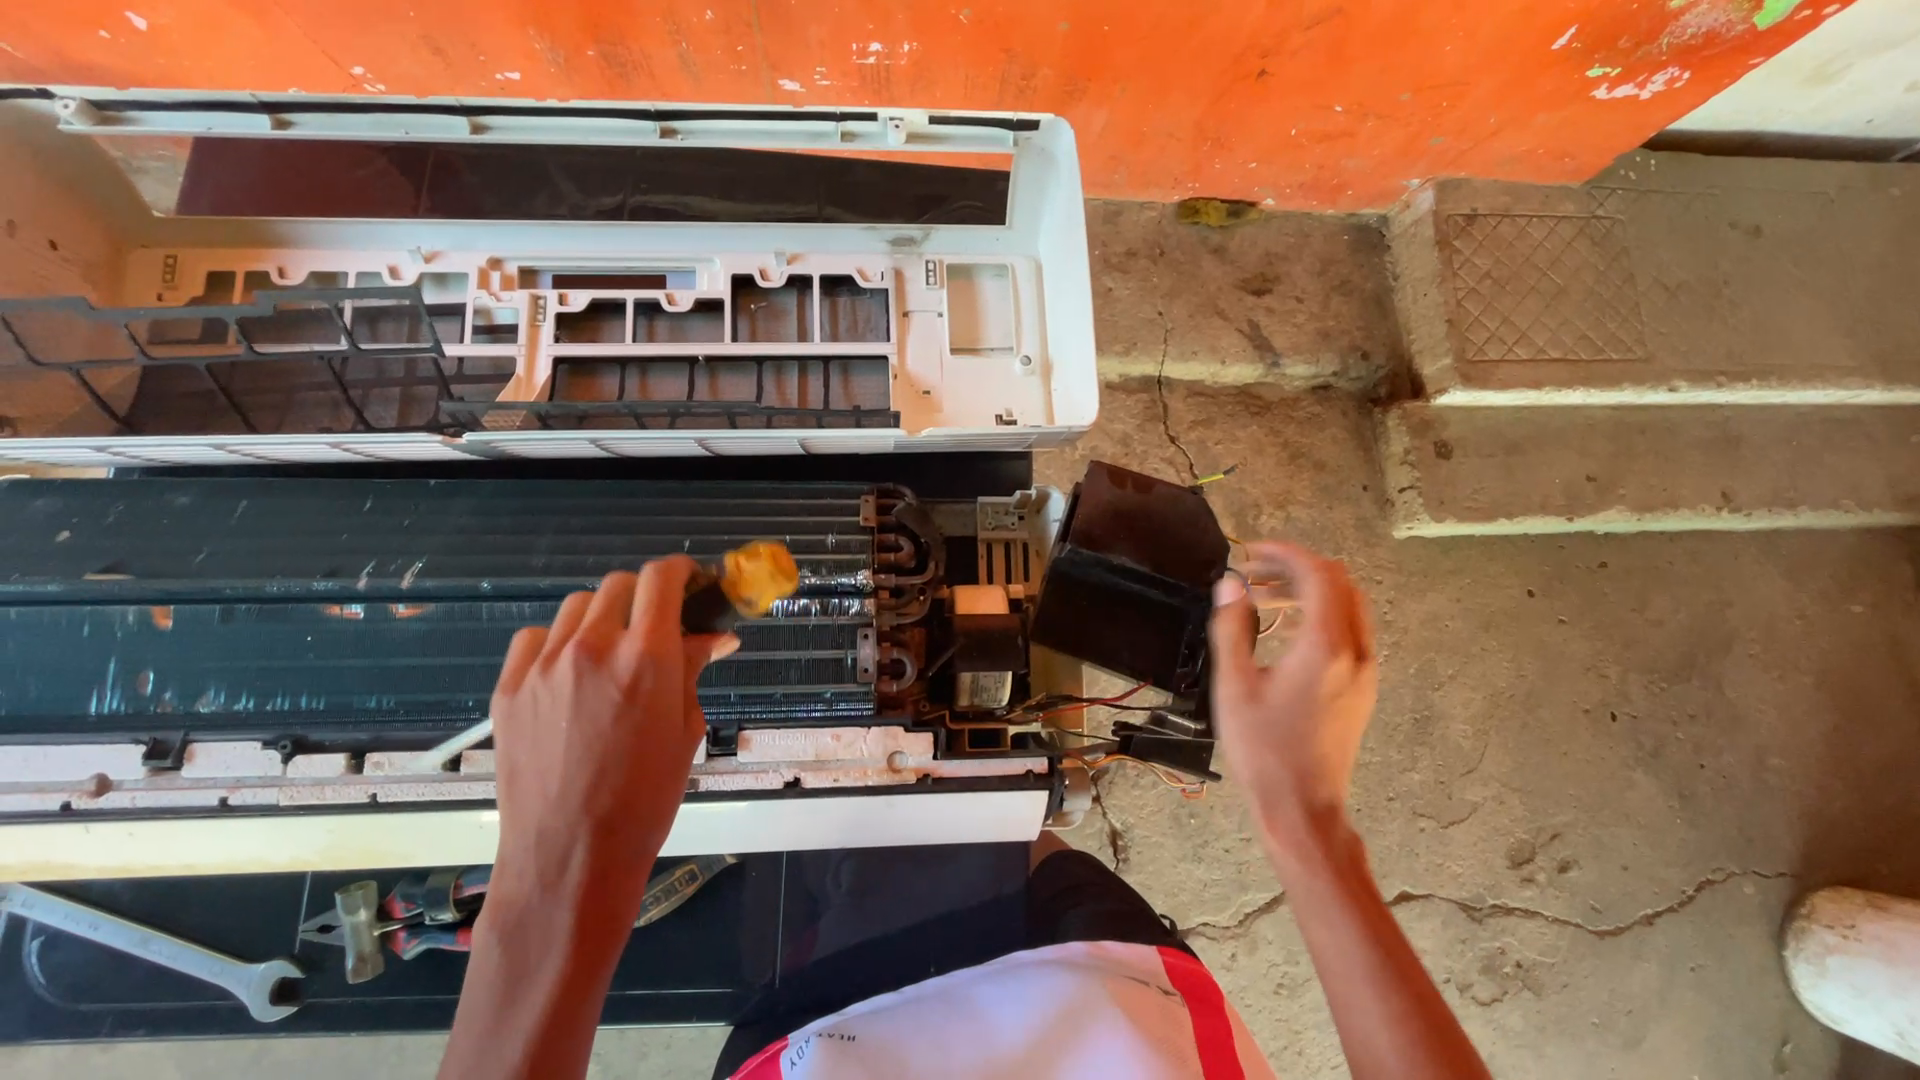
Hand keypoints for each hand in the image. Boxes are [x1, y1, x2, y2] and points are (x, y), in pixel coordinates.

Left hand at [487, 557, 737, 909]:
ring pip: (577, 607)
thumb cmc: (645, 798)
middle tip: (654, 626)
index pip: (662, 579)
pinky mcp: (508, 687)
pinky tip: (569, 672)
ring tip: (611, 651)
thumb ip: (692, 671)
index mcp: (648, 657)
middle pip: (619, 584)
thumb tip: (713, 637)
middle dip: (644, 595)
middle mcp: (595, 647)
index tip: (690, 580)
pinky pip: (535, 638)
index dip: (681, 570)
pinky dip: (558, 641)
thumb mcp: (686, 730)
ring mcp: (544, 665)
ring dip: (603, 616)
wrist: (571, 853)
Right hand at [1208, 542, 1377, 854]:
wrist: (1303, 808)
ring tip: (1264, 597)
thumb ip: (1232, 627)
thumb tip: (1231, 585)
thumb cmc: (1264, 750)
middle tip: (1255, 573)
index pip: (1318, 574)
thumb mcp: (1234, 685)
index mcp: (1325, 647)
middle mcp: (1355, 652)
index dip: (1285, 553)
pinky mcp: (1362, 688)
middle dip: (1297, 567)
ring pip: (1348, 606)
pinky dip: (1321, 615)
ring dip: (1309, 591)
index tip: (1251, 551)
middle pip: (1340, 583)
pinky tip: (1285, 632)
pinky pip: (1350, 631)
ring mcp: (1365, 671)